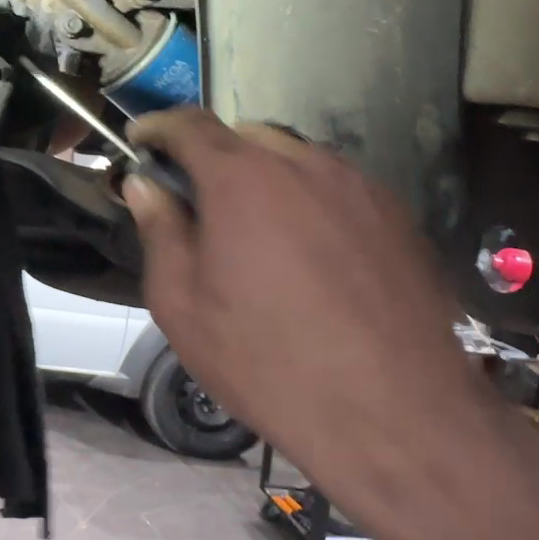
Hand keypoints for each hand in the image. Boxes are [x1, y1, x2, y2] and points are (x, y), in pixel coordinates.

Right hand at [122, 109, 479, 474]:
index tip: (140, 141)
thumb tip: (145, 185)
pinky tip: (306, 254)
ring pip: (294, 159)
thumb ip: (159, 230)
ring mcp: (359, 188)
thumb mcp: (180, 303)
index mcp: (242, 178)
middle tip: (194, 201)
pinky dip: (307, 200)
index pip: (189, 124)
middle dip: (211, 156)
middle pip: (244, 136)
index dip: (158, 126)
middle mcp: (303, 165)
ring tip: (253, 231)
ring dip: (262, 177)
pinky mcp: (398, 218)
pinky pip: (336, 188)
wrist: (395, 415)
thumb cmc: (266, 359)